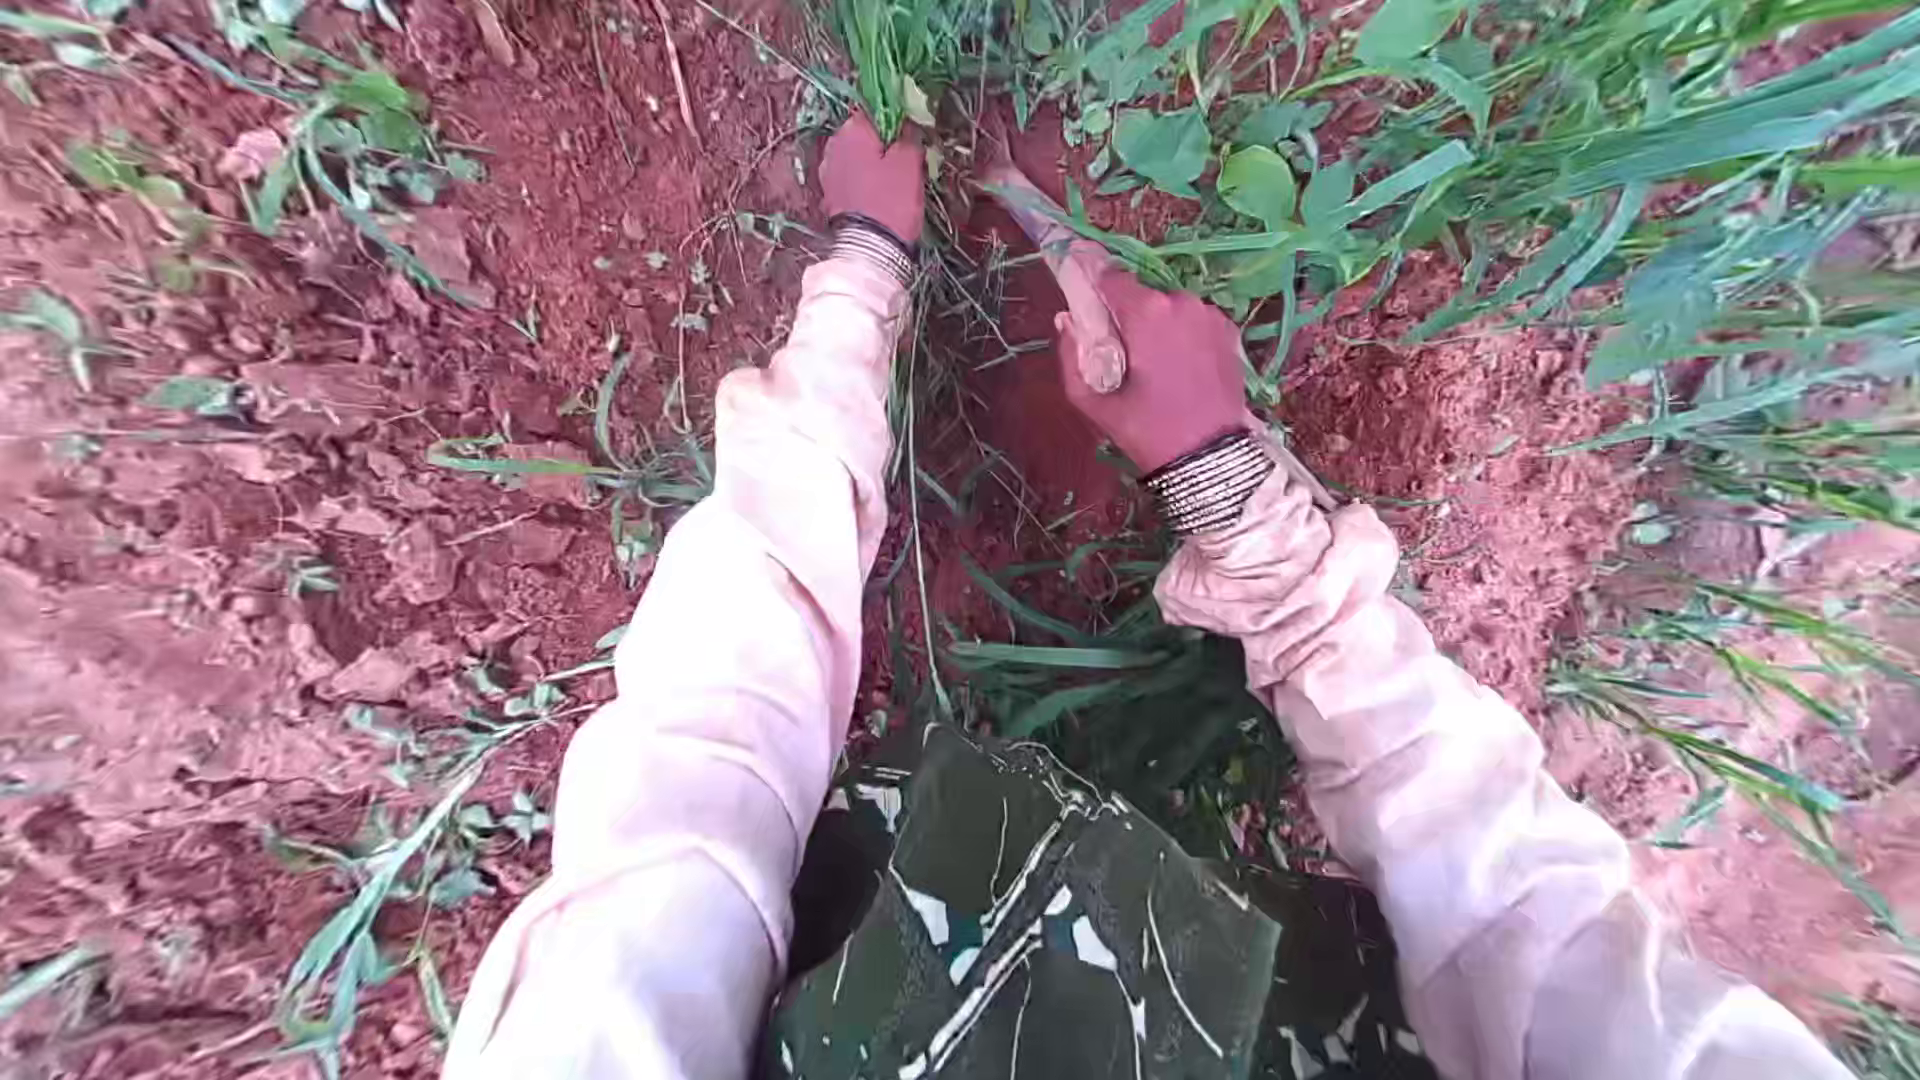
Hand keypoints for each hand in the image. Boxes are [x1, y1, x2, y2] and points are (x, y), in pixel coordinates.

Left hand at [820, 111, 924, 245]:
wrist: (870, 251)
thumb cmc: (891, 203)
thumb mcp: (909, 164)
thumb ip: (909, 137)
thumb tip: (908, 125)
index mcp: (851, 130)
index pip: (875, 111)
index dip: (895, 123)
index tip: (910, 139)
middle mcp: (833, 147)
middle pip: (863, 139)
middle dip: (882, 148)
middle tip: (904, 166)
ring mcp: (827, 175)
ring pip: (856, 162)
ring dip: (872, 170)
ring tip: (892, 188)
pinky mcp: (830, 200)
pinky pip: (851, 185)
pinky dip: (863, 188)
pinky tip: (877, 202)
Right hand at [1055, 270, 1246, 471]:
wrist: (1209, 457)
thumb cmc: (1147, 431)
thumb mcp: (1094, 404)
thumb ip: (1070, 359)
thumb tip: (1064, 322)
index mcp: (1147, 313)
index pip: (1111, 278)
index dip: (1095, 289)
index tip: (1088, 309)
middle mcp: (1182, 302)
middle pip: (1141, 295)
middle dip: (1127, 317)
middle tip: (1121, 354)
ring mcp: (1211, 314)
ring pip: (1169, 308)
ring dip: (1155, 326)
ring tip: (1152, 366)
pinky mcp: (1230, 331)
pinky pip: (1194, 322)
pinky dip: (1182, 336)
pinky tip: (1178, 368)